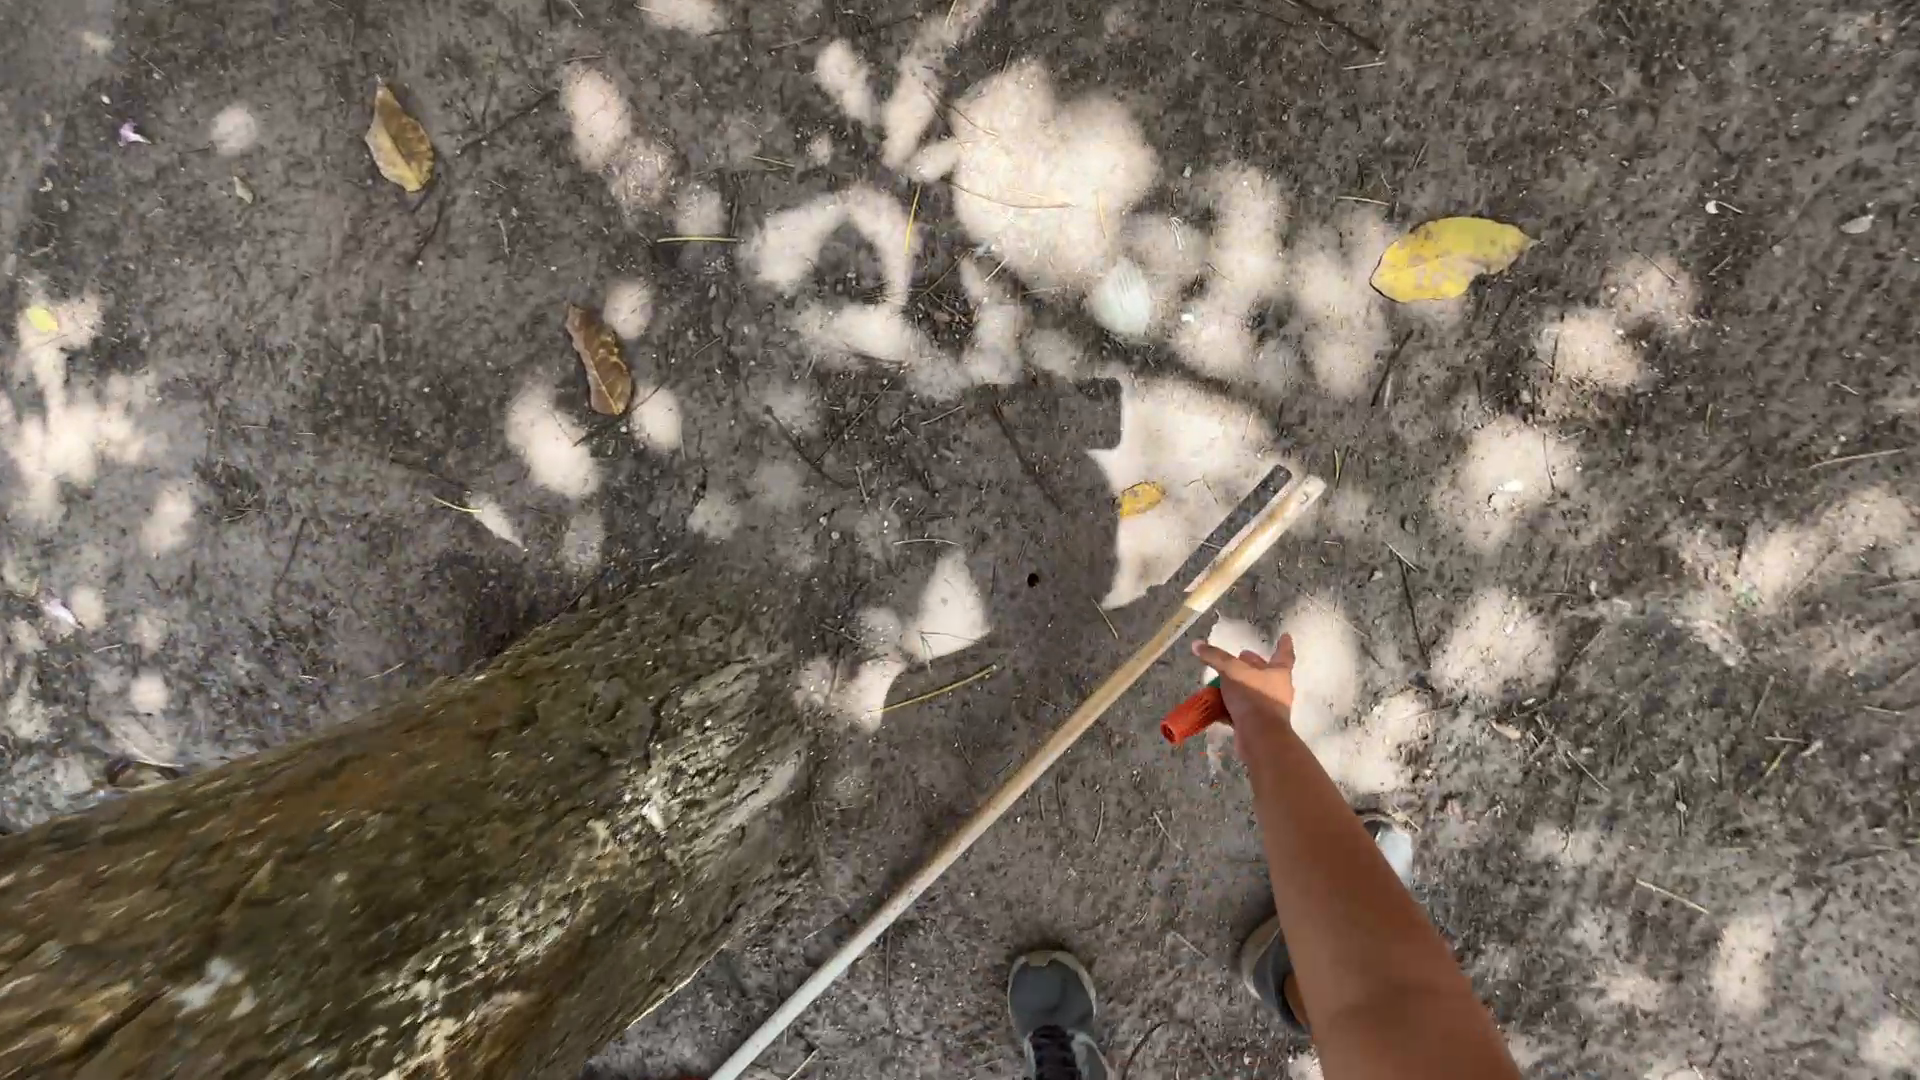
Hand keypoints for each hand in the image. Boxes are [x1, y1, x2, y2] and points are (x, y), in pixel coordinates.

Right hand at [1190, 634, 1295, 740]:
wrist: (1259, 736)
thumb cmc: (1253, 696)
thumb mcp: (1231, 670)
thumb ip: (1214, 657)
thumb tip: (1196, 644)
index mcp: (1278, 673)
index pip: (1284, 654)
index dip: (1284, 645)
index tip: (1286, 636)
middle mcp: (1277, 689)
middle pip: (1265, 673)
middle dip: (1253, 665)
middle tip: (1240, 657)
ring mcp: (1268, 708)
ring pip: (1252, 692)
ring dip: (1238, 686)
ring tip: (1221, 680)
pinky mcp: (1257, 723)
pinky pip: (1242, 710)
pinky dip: (1231, 706)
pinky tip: (1216, 704)